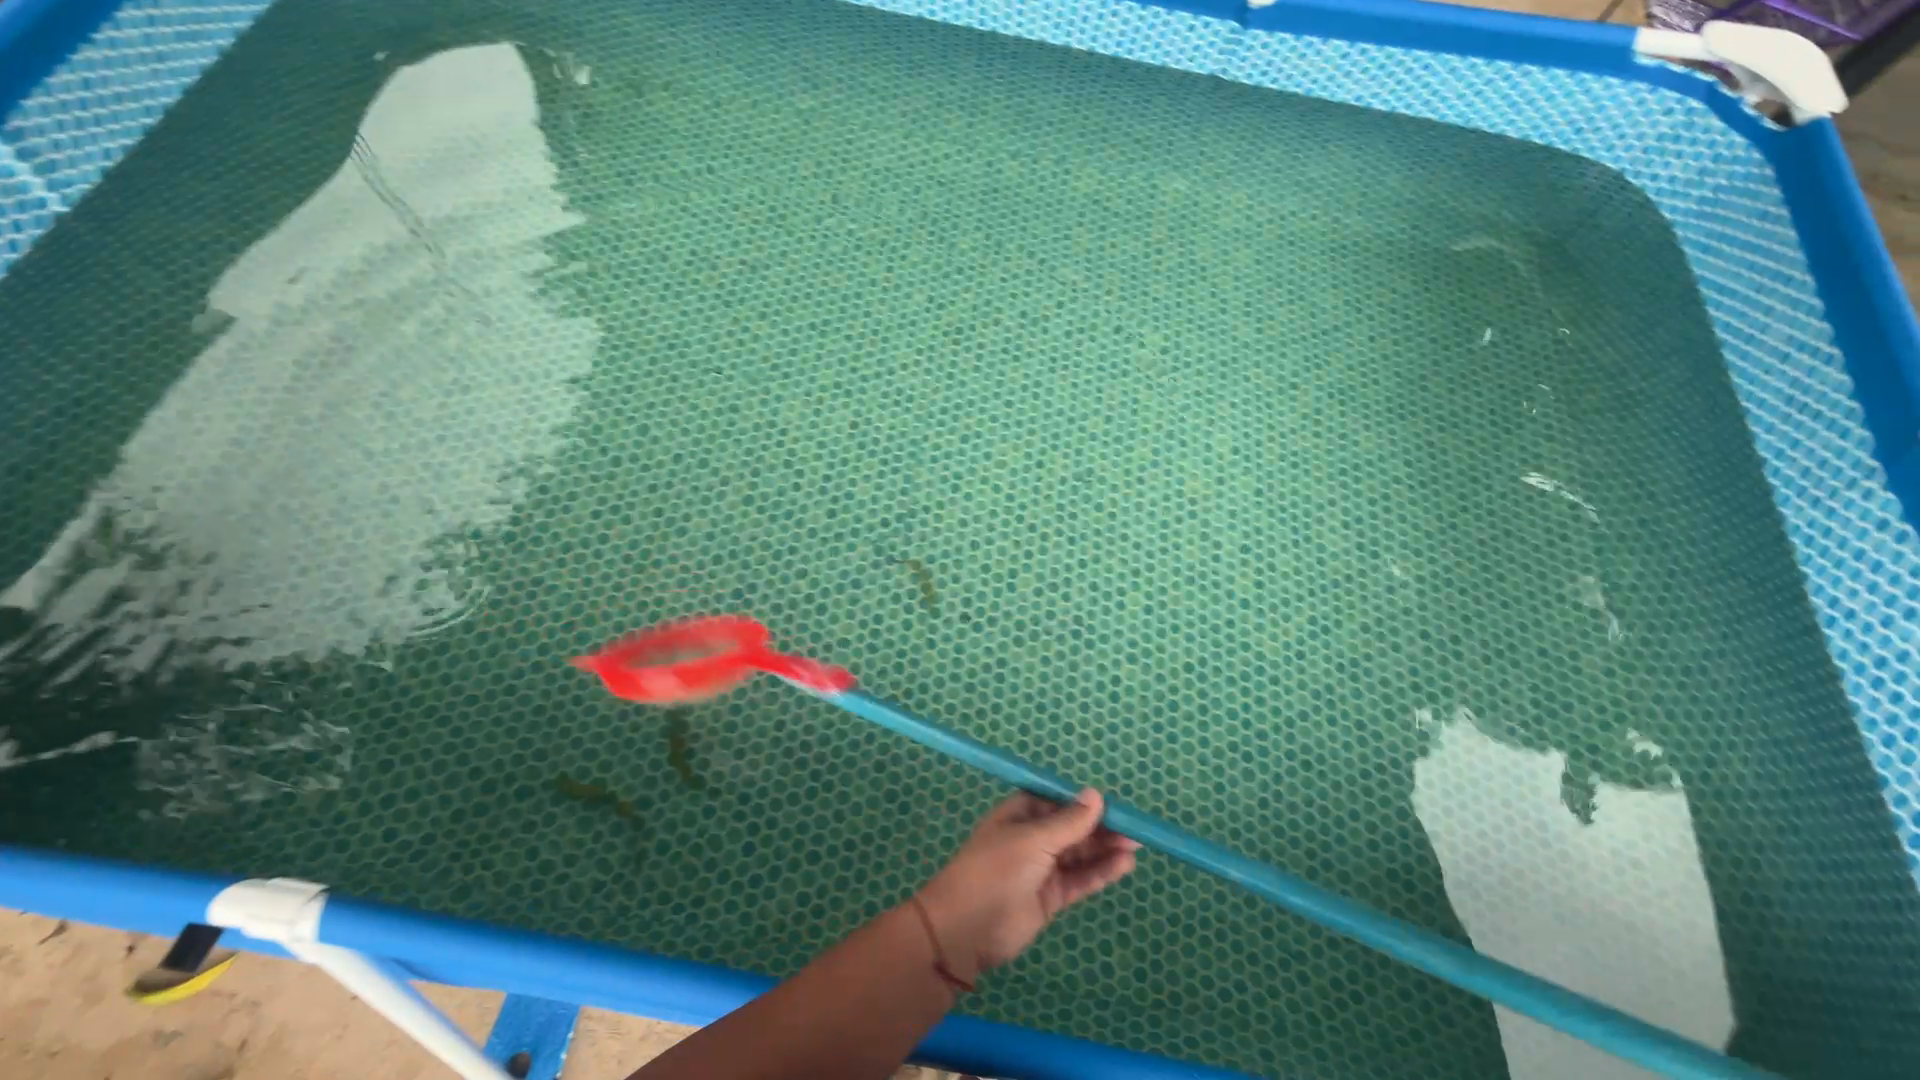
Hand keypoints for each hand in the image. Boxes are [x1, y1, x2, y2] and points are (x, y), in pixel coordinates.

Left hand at [914, 789, 1140, 979]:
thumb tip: (1095, 794)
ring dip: (1104, 850)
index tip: (1115, 806)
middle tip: (1134, 831)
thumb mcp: (1033, 840)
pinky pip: (1079, 879)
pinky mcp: (1049, 897)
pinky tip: (1123, 865)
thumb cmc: (995, 871)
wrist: (966, 929)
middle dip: (1101, 828)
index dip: (1084, 803)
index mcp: (1019, 814)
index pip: (1057, 802)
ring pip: (1079, 854)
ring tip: (1135, 847)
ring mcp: (1040, 868)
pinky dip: (1100, 873)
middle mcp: (1031, 838)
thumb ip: (1068, 822)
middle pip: (1072, 828)